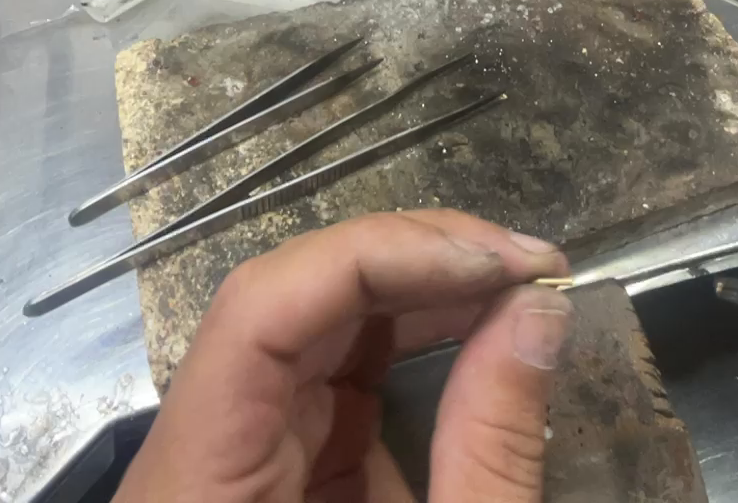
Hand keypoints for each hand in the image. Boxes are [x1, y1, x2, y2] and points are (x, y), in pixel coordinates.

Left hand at [114, 209, 572, 502]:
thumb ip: (490, 451)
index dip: (377, 258)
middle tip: (526, 262)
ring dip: (420, 283)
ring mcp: (240, 442)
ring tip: (515, 279)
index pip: (261, 309)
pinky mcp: (280, 453)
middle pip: (295, 296)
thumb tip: (540, 311)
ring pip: (319, 316)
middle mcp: (202, 443)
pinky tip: (475, 319)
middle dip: (416, 259)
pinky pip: (337, 364)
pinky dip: (411, 331)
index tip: (494, 265)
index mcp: (197, 488)